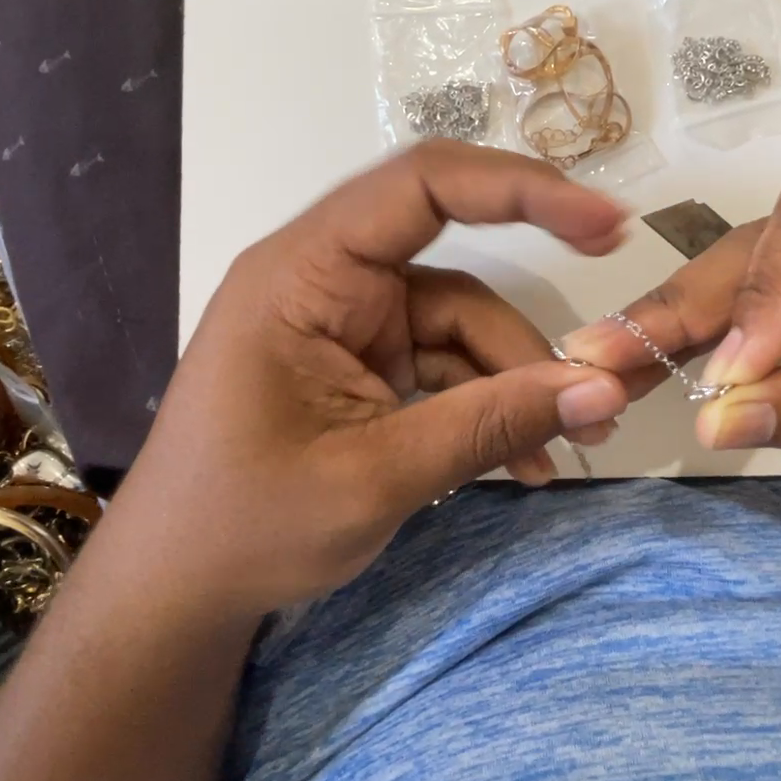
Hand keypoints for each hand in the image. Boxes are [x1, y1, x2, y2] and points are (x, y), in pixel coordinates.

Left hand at [135, 141, 629, 615]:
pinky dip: (489, 409)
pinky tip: (526, 460)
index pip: (420, 188)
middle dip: (527, 336)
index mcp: (305, 274)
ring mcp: (350, 326)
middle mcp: (330, 282)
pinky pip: (447, 370)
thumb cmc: (243, 528)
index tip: (603, 223)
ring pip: (463, 332)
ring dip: (517, 388)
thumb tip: (602, 389)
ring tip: (565, 450)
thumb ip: (489, 426)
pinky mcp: (365, 365)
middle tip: (605, 376)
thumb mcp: (374, 478)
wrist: (176, 592)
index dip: (520, 188)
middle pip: (457, 276)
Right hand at [561, 167, 780, 519]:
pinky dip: (702, 342)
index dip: (769, 289)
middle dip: (692, 304)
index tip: (729, 372)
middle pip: (771, 241)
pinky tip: (644, 362)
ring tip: (602, 360)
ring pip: (746, 270)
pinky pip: (752, 307)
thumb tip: (716, 417)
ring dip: (678, 321)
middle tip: (604, 352)